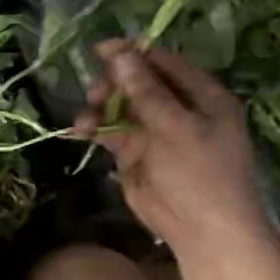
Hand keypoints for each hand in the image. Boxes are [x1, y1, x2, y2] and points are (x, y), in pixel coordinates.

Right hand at [74, 40, 273, 257]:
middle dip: (111, 85)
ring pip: (118, 106)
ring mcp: (153, 130)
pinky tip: (78, 131)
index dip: (132, 53)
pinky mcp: (133, 151)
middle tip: (96, 95)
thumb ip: (146, 90)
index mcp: (201, 95)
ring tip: (86, 122)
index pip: (163, 62)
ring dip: (99, 108)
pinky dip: (93, 128)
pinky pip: (108, 131)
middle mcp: (177, 107)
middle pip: (136, 82)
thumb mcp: (176, 127)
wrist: (202, 230)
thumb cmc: (201, 173)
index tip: (100, 50)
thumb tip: (120, 54)